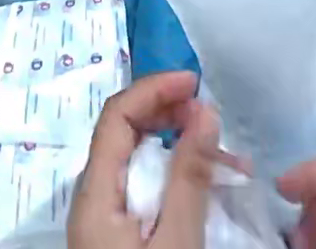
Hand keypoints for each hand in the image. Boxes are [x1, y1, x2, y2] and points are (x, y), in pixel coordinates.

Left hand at [68, 71, 239, 247]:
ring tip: (221, 151)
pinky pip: (146, 186)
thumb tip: (205, 109)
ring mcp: (104, 219)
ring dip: (179, 143)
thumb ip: (189, 177)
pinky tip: (209, 182)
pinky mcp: (118, 238)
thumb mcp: (176, 241)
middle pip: (126, 130)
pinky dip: (177, 173)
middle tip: (210, 115)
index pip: (117, 114)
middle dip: (170, 110)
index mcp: (95, 194)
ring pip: (139, 158)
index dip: (155, 88)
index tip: (196, 83)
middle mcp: (93, 198)